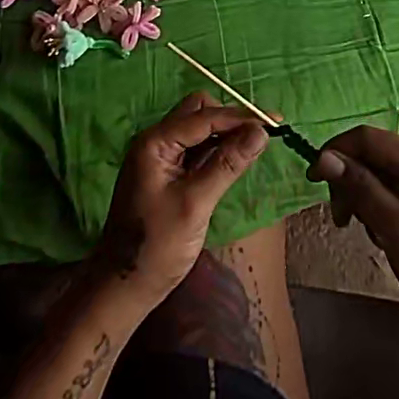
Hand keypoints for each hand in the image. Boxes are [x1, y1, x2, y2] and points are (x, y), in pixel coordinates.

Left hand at [94, 92, 269, 302]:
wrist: (124, 286)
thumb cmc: (156, 246)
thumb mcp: (196, 203)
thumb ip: (228, 164)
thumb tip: (261, 132)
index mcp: (155, 142)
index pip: (204, 115)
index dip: (240, 117)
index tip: (273, 121)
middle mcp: (156, 141)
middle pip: (199, 112)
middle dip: (230, 118)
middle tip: (261, 134)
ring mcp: (160, 156)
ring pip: (199, 129)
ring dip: (226, 133)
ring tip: (256, 144)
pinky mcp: (167, 172)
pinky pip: (196, 148)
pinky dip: (217, 149)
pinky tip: (237, 158)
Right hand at [307, 126, 398, 334]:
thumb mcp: (394, 225)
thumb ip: (359, 187)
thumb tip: (324, 158)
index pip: (366, 137)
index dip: (335, 151)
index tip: (312, 180)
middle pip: (369, 154)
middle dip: (348, 181)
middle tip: (342, 219)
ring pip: (374, 174)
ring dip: (360, 198)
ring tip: (367, 232)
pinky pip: (386, 191)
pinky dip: (374, 209)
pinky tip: (381, 235)